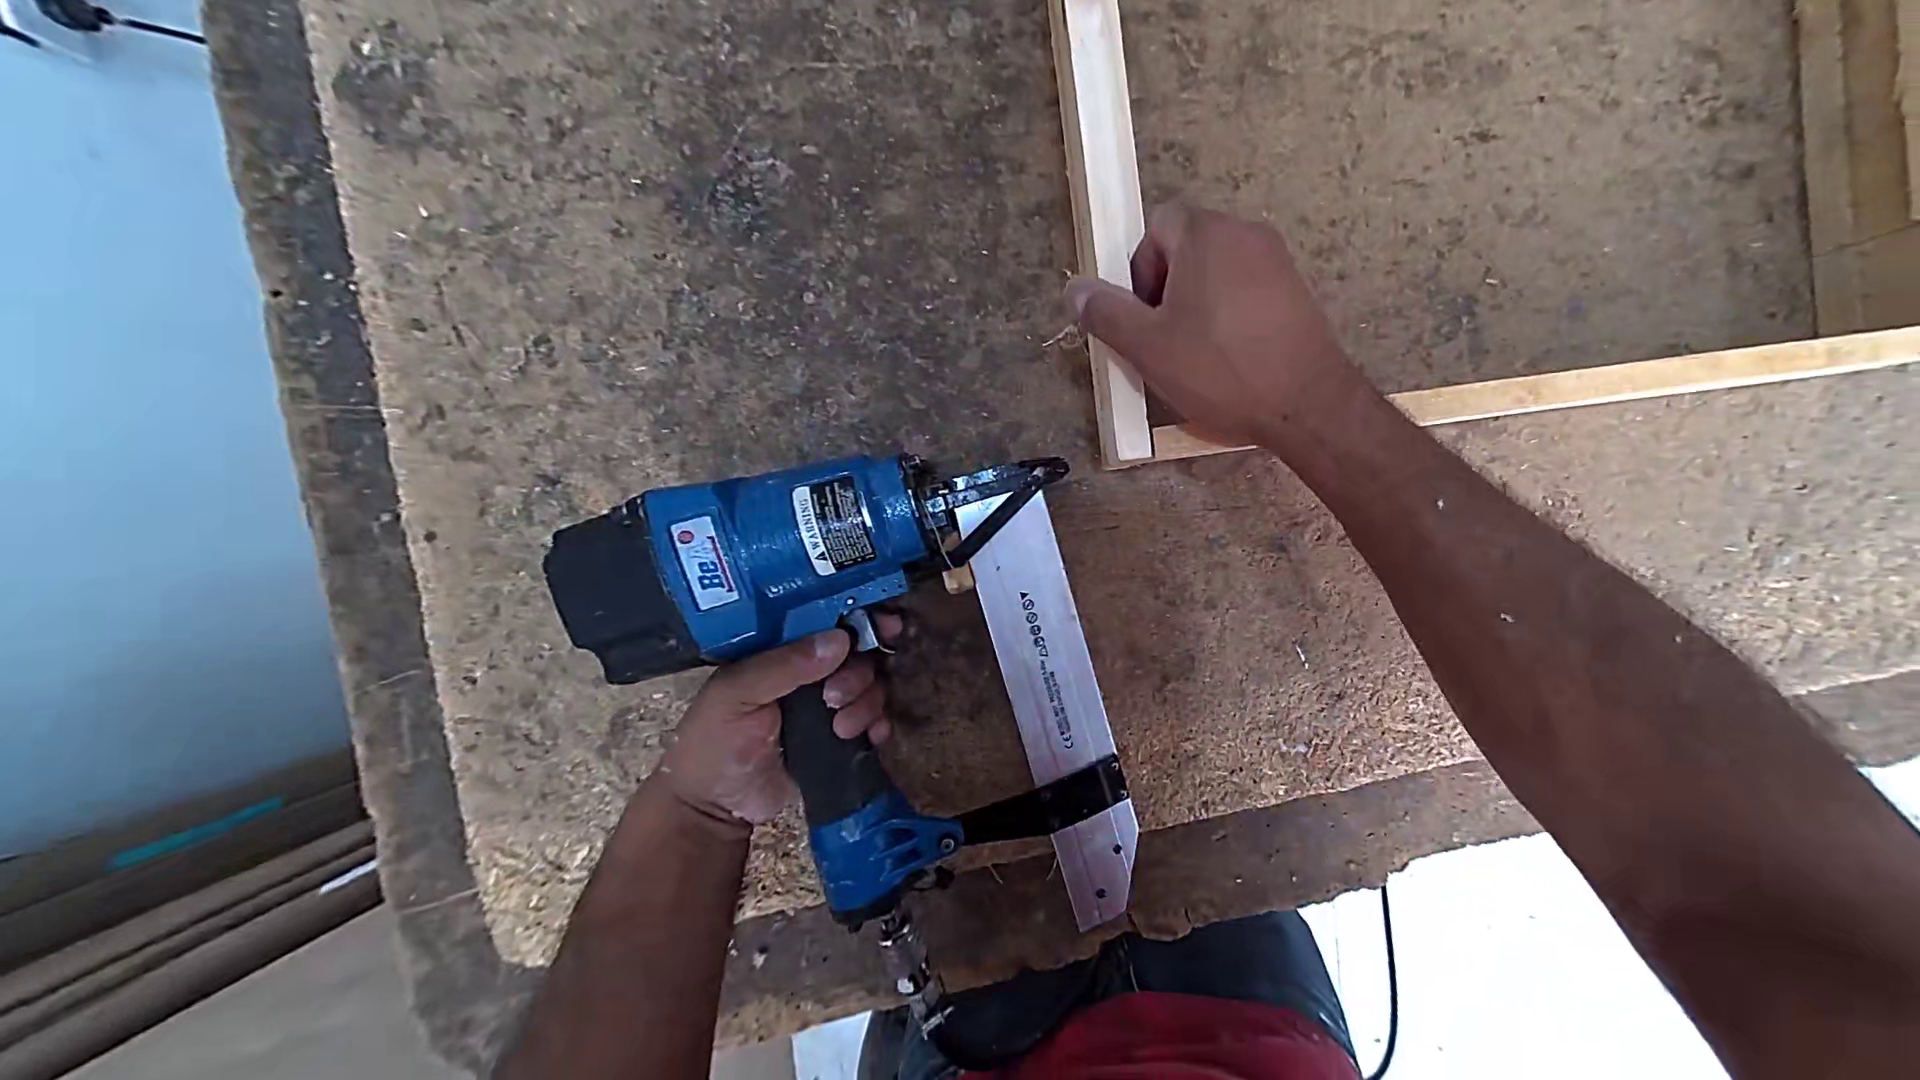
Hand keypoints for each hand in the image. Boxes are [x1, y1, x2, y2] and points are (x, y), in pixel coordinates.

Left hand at [653, 615, 901, 829]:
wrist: (716, 810)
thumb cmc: (714, 742)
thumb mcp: (736, 695)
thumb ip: (784, 665)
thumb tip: (840, 640)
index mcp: (780, 650)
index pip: (825, 621)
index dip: (858, 618)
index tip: (885, 624)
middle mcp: (809, 671)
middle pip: (857, 653)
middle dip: (858, 673)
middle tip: (835, 698)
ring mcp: (827, 704)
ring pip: (870, 685)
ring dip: (866, 703)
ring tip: (841, 729)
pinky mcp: (840, 736)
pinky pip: (874, 719)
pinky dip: (879, 724)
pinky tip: (871, 737)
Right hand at [1064, 203, 1368, 446]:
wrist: (1304, 405)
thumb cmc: (1218, 369)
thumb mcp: (1146, 346)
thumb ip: (1105, 312)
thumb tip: (1075, 289)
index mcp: (1207, 234)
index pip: (1157, 226)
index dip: (1138, 271)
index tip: (1143, 317)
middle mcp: (1246, 234)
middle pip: (1185, 248)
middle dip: (1163, 291)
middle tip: (1161, 341)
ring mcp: (1278, 261)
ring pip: (1213, 273)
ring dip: (1192, 307)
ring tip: (1192, 356)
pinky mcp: (1296, 292)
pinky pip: (1243, 291)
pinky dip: (1224, 317)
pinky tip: (1226, 360)